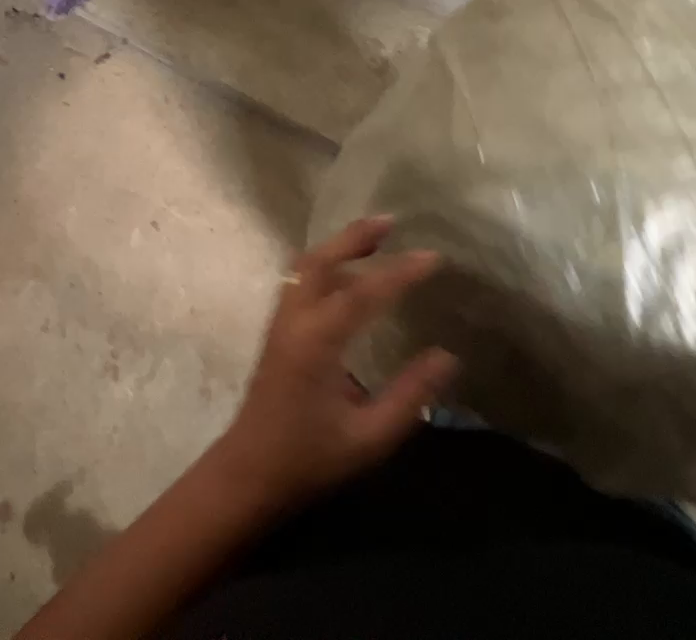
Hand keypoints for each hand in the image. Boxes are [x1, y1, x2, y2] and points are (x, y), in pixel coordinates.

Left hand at [209, 216, 459, 506]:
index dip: (400, 272)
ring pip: (304, 268)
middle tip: (391, 221)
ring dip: (337, 247)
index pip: (363, 292)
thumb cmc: (309, 458)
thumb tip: (447, 356)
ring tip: (374, 239)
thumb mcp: (370, 437)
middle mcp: (294, 321)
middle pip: (319, 260)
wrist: (248, 473)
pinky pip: (299, 283)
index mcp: (317, 341)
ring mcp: (280, 324)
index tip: (434, 257)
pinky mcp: (277, 334)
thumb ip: (410, 395)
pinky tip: (348, 276)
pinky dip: (325, 266)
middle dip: (354, 236)